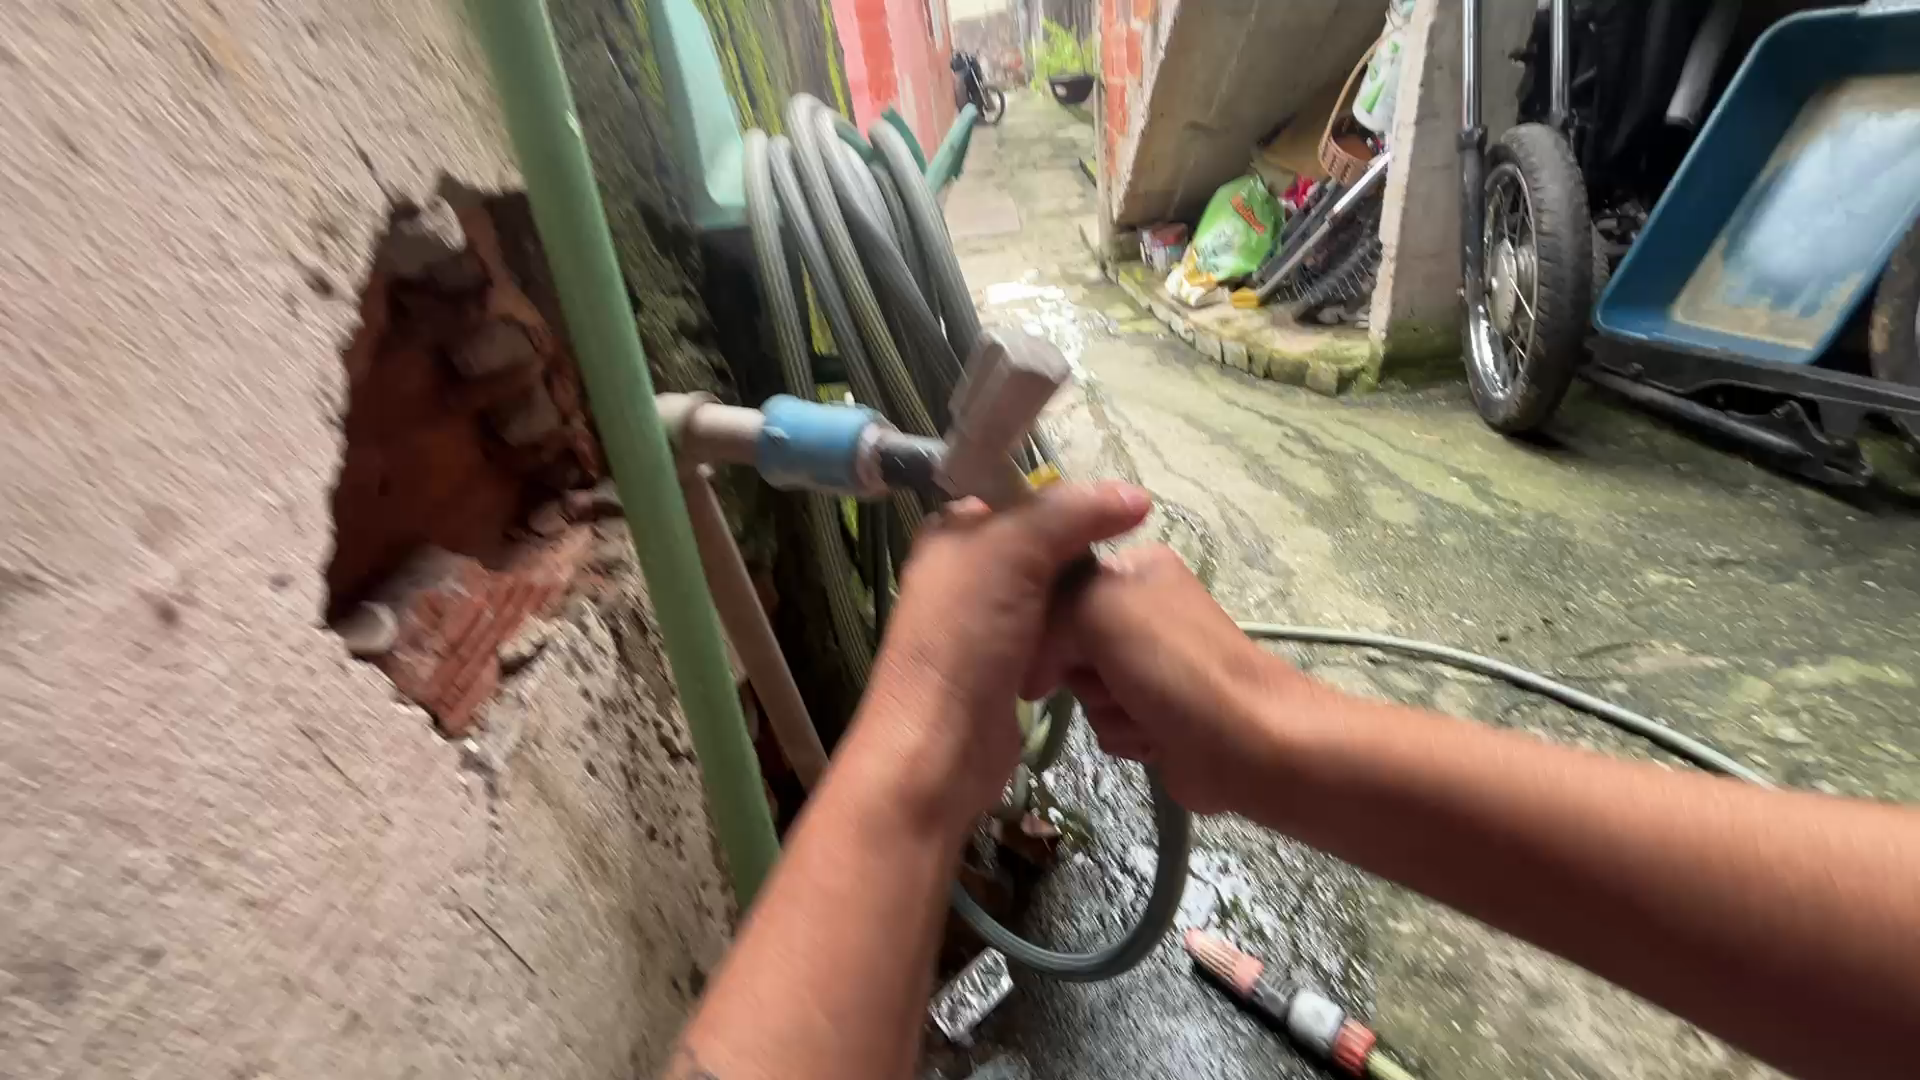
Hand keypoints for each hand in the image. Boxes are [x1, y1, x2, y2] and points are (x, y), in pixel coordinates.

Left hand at [849, 482, 1151, 826]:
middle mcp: (966, 568)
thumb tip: (1136, 496)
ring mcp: (986, 617)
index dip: (1069, 500)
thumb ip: (1071, 513)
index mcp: (954, 530)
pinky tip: (1103, 636)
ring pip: (1052, 588)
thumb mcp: (1014, 552)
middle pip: (1041, 542)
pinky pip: (1053, 629)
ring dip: (1082, 596)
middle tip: (1125, 560)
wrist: (942, 744)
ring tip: (1120, 598)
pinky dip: (1075, 631)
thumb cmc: (968, 635)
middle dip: (1081, 552)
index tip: (1121, 514)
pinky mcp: (1008, 658)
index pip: (1020, 494)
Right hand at [1033, 545, 1313, 814]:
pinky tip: (1153, 735)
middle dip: (1082, 672)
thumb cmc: (1174, 664)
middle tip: (1111, 678)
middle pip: (1064, 643)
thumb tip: (1032, 666)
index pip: (1056, 585)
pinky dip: (1124, 733)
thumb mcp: (1099, 605)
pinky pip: (1104, 723)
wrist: (1249, 745)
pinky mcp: (1151, 713)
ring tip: (1142, 711)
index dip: (1046, 624)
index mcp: (1133, 568)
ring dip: (1105, 708)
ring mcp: (1146, 665)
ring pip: (1081, 689)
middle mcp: (1138, 611)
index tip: (1051, 652)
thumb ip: (1050, 607)